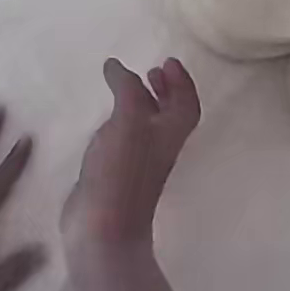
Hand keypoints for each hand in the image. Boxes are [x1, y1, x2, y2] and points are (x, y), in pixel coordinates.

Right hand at [62, 58, 201, 249]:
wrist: (103, 229)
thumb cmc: (122, 172)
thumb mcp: (129, 120)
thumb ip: (127, 89)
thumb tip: (117, 66)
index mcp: (170, 134)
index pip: (186, 103)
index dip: (182, 81)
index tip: (168, 61)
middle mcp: (159, 147)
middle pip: (172, 114)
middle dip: (165, 90)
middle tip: (152, 71)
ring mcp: (138, 163)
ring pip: (149, 125)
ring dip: (144, 102)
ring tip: (127, 87)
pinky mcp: (116, 173)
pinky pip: (126, 137)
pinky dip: (122, 119)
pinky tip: (106, 119)